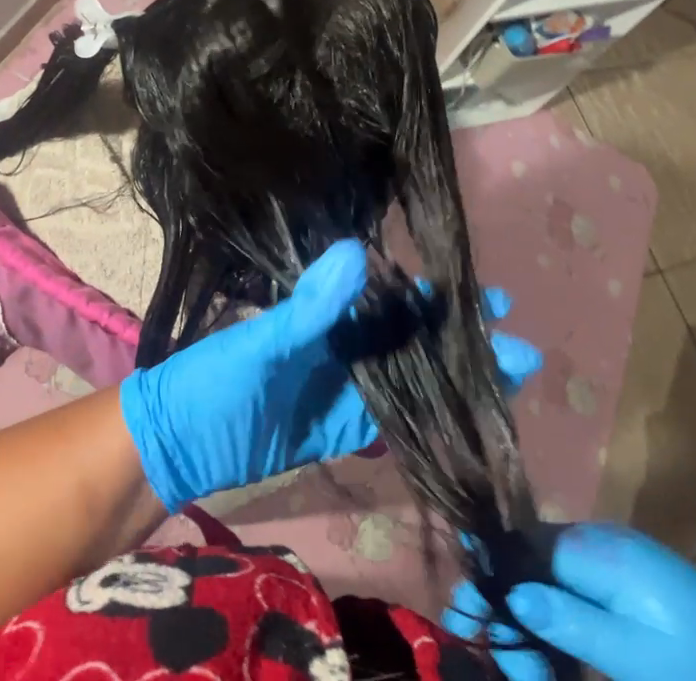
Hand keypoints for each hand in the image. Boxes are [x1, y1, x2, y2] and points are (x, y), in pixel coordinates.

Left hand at [118, 240, 542, 511]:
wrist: (176, 444)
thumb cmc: (212, 381)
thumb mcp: (259, 342)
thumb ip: (309, 307)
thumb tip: (359, 250)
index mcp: (323, 316)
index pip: (392, 300)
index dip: (439, 300)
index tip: (489, 299)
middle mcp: (340, 348)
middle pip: (411, 343)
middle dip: (460, 345)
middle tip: (519, 351)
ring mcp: (341, 392)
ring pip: (408, 384)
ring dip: (450, 384)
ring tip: (507, 386)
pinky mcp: (337, 433)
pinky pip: (387, 426)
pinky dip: (419, 426)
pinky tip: (460, 426)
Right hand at [444, 524, 695, 680]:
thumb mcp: (635, 656)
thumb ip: (570, 621)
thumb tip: (510, 594)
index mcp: (605, 552)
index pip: (524, 550)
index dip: (490, 581)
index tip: (459, 614)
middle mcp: (606, 543)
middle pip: (532, 560)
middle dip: (504, 602)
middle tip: (486, 649)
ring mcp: (620, 561)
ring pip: (550, 576)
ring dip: (528, 617)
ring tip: (522, 666)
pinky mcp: (631, 584)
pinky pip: (576, 590)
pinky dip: (557, 619)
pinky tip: (551, 656)